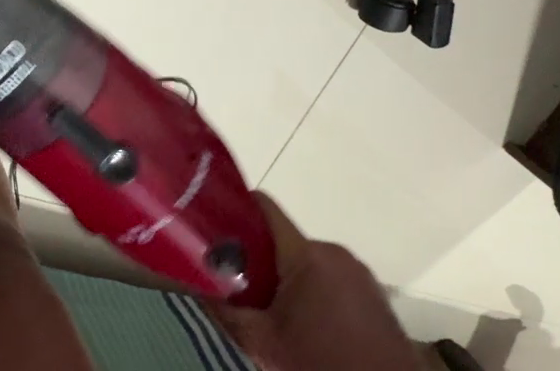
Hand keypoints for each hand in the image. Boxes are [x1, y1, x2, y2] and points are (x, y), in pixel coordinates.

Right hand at [211, 194, 420, 370]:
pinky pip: (327, 274)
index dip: (231, 207)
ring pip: (302, 257)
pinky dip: (308, 286)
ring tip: (266, 304)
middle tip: (231, 279)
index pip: (261, 206)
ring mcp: (358, 272)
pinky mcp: (373, 292)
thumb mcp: (261, 341)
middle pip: (278, 236)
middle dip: (253, 253)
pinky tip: (300, 317)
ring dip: (281, 273)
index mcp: (306, 255)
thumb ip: (220, 307)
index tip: (208, 223)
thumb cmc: (322, 365)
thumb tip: (186, 280)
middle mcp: (333, 252)